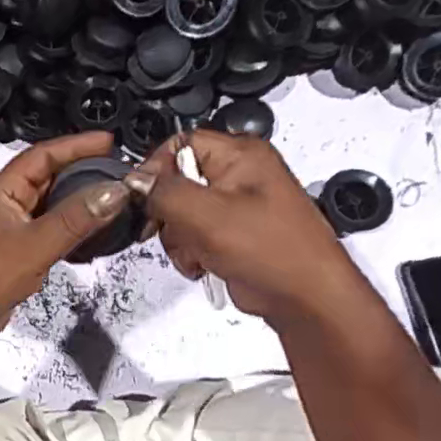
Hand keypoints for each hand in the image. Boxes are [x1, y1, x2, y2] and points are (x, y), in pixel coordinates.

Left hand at [0, 132, 132, 343]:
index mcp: (0, 190)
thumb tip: (111, 193)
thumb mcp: (36, 244)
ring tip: (109, 198)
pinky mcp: (18, 247)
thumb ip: (76, 218)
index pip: (42, 154)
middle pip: (48, 175)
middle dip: (82, 170)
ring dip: (78, 199)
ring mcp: (11, 225)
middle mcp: (4, 202)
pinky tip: (90, 232)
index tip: (107, 143)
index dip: (77, 145)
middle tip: (114, 171)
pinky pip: (50, 226)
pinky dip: (71, 225)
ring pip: (51, 202)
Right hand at [128, 130, 355, 324]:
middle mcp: (240, 176)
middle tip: (175, 229)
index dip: (156, 170)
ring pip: (181, 215)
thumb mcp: (207, 215)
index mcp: (240, 156)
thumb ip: (165, 192)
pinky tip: (205, 264)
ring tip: (198, 253)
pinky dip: (191, 253)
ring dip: (179, 240)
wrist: (303, 297)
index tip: (144, 197)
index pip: (180, 144)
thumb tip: (137, 180)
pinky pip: (194, 237)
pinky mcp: (233, 235)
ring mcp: (236, 207)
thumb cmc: (276, 252)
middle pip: (176, 183)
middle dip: (169, 215)